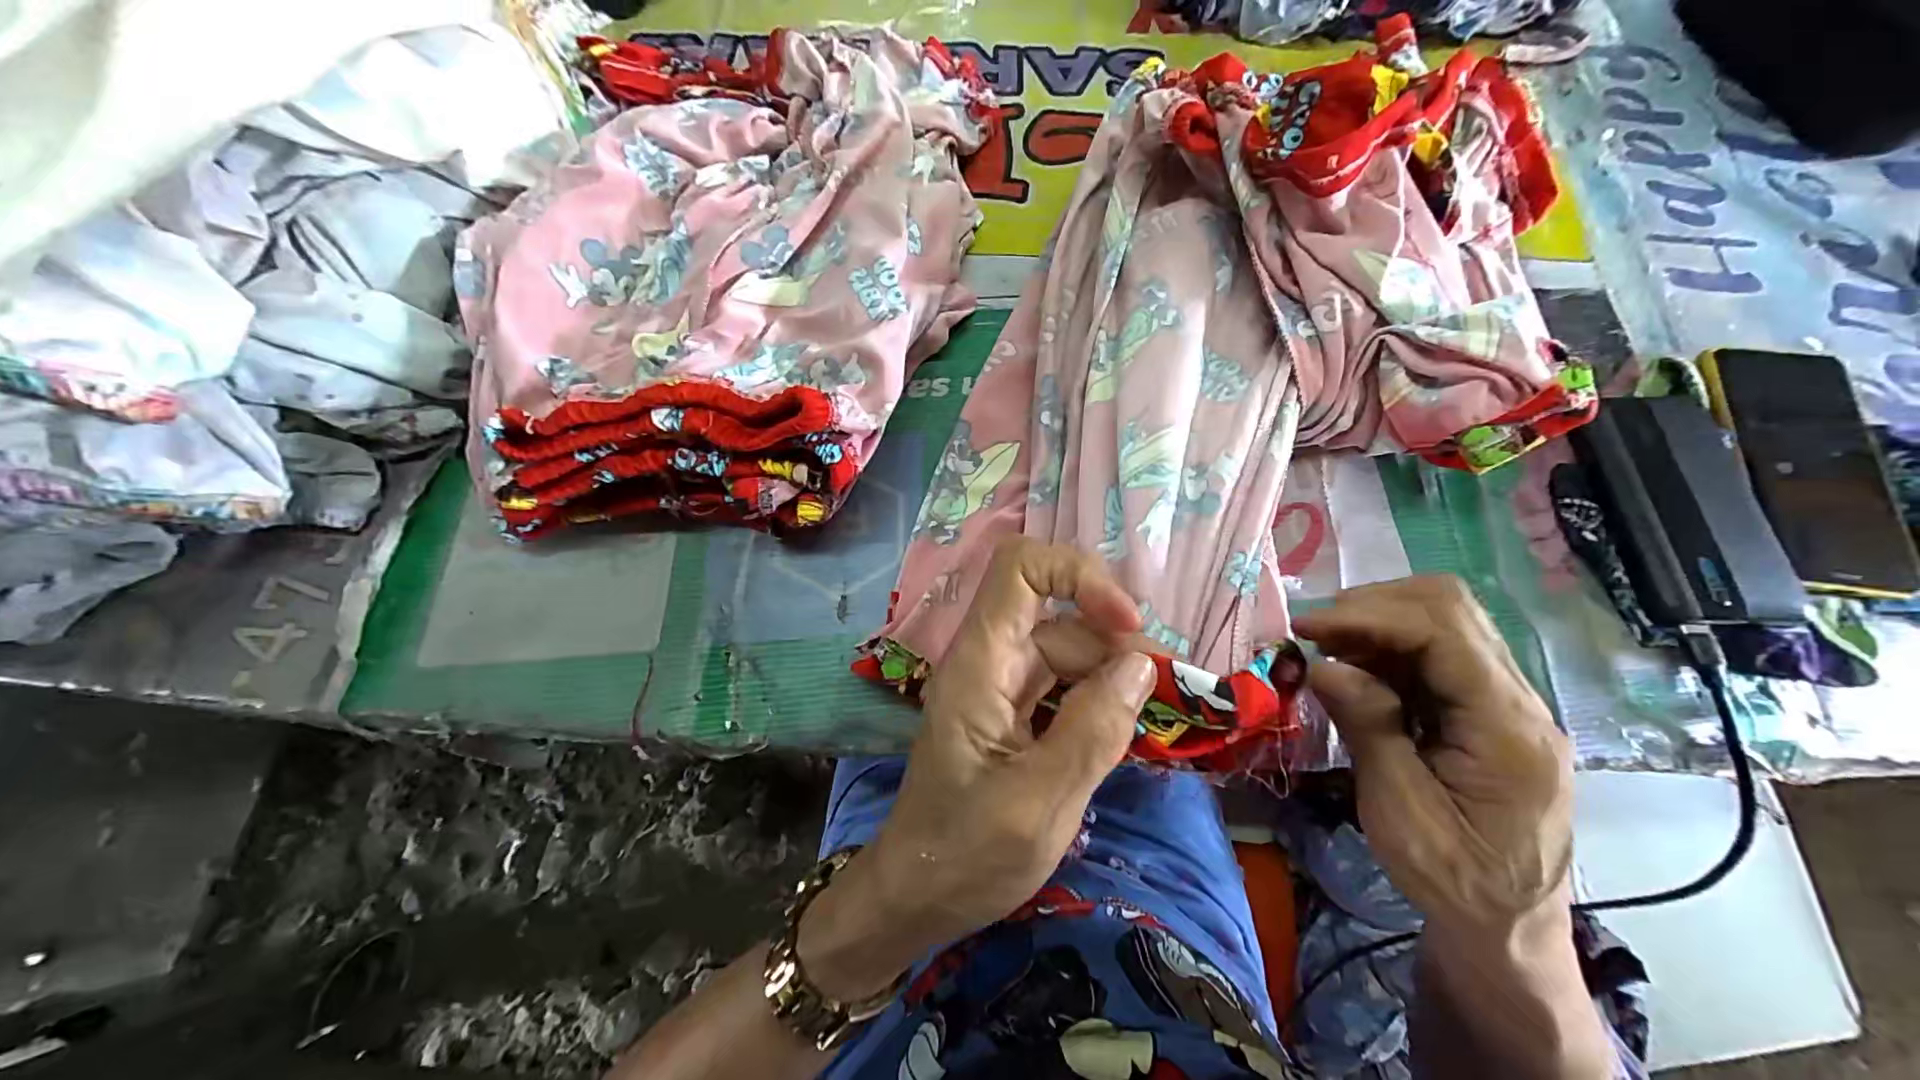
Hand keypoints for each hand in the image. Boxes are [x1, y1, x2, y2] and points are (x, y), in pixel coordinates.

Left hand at [798, 538, 1156, 998]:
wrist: (916, 897)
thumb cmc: (967, 856)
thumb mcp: (1040, 802)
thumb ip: (1093, 730)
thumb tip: (1140, 665)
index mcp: (980, 665)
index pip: (1019, 569)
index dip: (1078, 575)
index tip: (1128, 625)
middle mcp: (988, 662)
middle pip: (1057, 616)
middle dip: (1114, 642)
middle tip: (1166, 692)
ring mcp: (999, 688)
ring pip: (1066, 651)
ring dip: (1112, 673)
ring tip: (1153, 715)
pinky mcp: (1011, 715)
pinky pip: (1062, 685)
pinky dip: (1097, 698)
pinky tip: (1124, 728)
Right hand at [1291, 576, 1573, 936]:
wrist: (1508, 927)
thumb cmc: (1453, 880)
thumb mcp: (1400, 813)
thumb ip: (1369, 728)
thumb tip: (1324, 664)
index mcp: (1508, 731)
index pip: (1444, 633)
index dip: (1370, 616)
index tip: (1307, 628)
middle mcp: (1520, 703)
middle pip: (1453, 608)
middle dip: (1373, 606)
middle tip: (1314, 633)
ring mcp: (1509, 703)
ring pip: (1447, 621)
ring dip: (1378, 622)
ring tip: (1327, 649)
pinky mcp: (1489, 710)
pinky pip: (1439, 651)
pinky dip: (1388, 646)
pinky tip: (1354, 669)